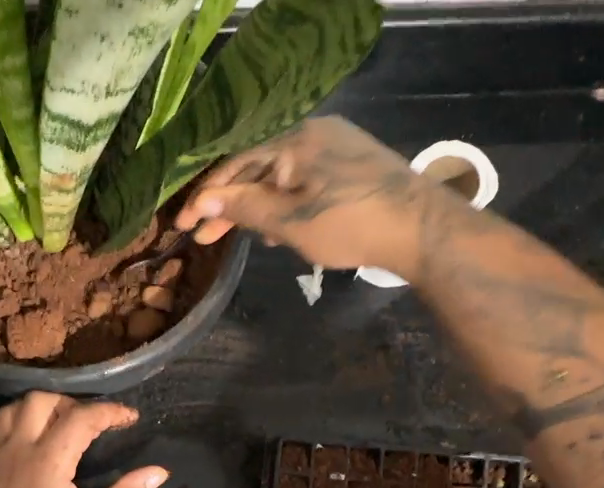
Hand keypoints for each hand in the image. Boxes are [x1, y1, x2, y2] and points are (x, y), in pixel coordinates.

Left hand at [0, 393, 168, 487]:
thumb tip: (159, 473)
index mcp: (47, 463)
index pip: (80, 419)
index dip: (109, 412)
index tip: (131, 418)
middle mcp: (20, 451)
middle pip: (42, 400)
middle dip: (73, 402)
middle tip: (96, 423)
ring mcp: (1, 458)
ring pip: (17, 408)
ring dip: (44, 407)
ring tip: (68, 426)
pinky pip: (4, 426)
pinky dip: (24, 419)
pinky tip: (43, 440)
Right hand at [176, 117, 456, 272]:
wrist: (422, 230)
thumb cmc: (350, 224)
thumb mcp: (290, 222)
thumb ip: (245, 208)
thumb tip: (203, 201)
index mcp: (296, 139)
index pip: (236, 163)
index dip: (205, 196)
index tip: (182, 224)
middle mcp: (313, 133)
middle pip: (256, 168)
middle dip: (228, 205)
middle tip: (201, 238)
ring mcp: (334, 148)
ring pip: (279, 177)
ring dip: (254, 208)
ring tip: (235, 239)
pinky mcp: (349, 166)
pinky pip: (301, 181)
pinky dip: (282, 205)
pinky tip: (275, 232)